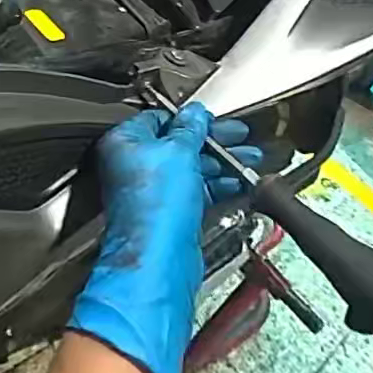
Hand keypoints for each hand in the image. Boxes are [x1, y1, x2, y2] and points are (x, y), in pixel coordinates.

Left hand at [69, 105, 260, 372]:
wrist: (160, 259)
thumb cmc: (155, 207)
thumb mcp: (178, 153)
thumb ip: (189, 129)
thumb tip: (194, 113)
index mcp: (123, 143)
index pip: (156, 119)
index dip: (187, 118)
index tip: (213, 118)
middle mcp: (133, 166)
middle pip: (176, 143)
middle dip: (212, 141)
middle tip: (241, 137)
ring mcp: (151, 191)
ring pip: (189, 168)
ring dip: (221, 162)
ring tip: (249, 157)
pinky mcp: (169, 212)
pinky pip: (195, 191)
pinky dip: (218, 185)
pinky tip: (241, 182)